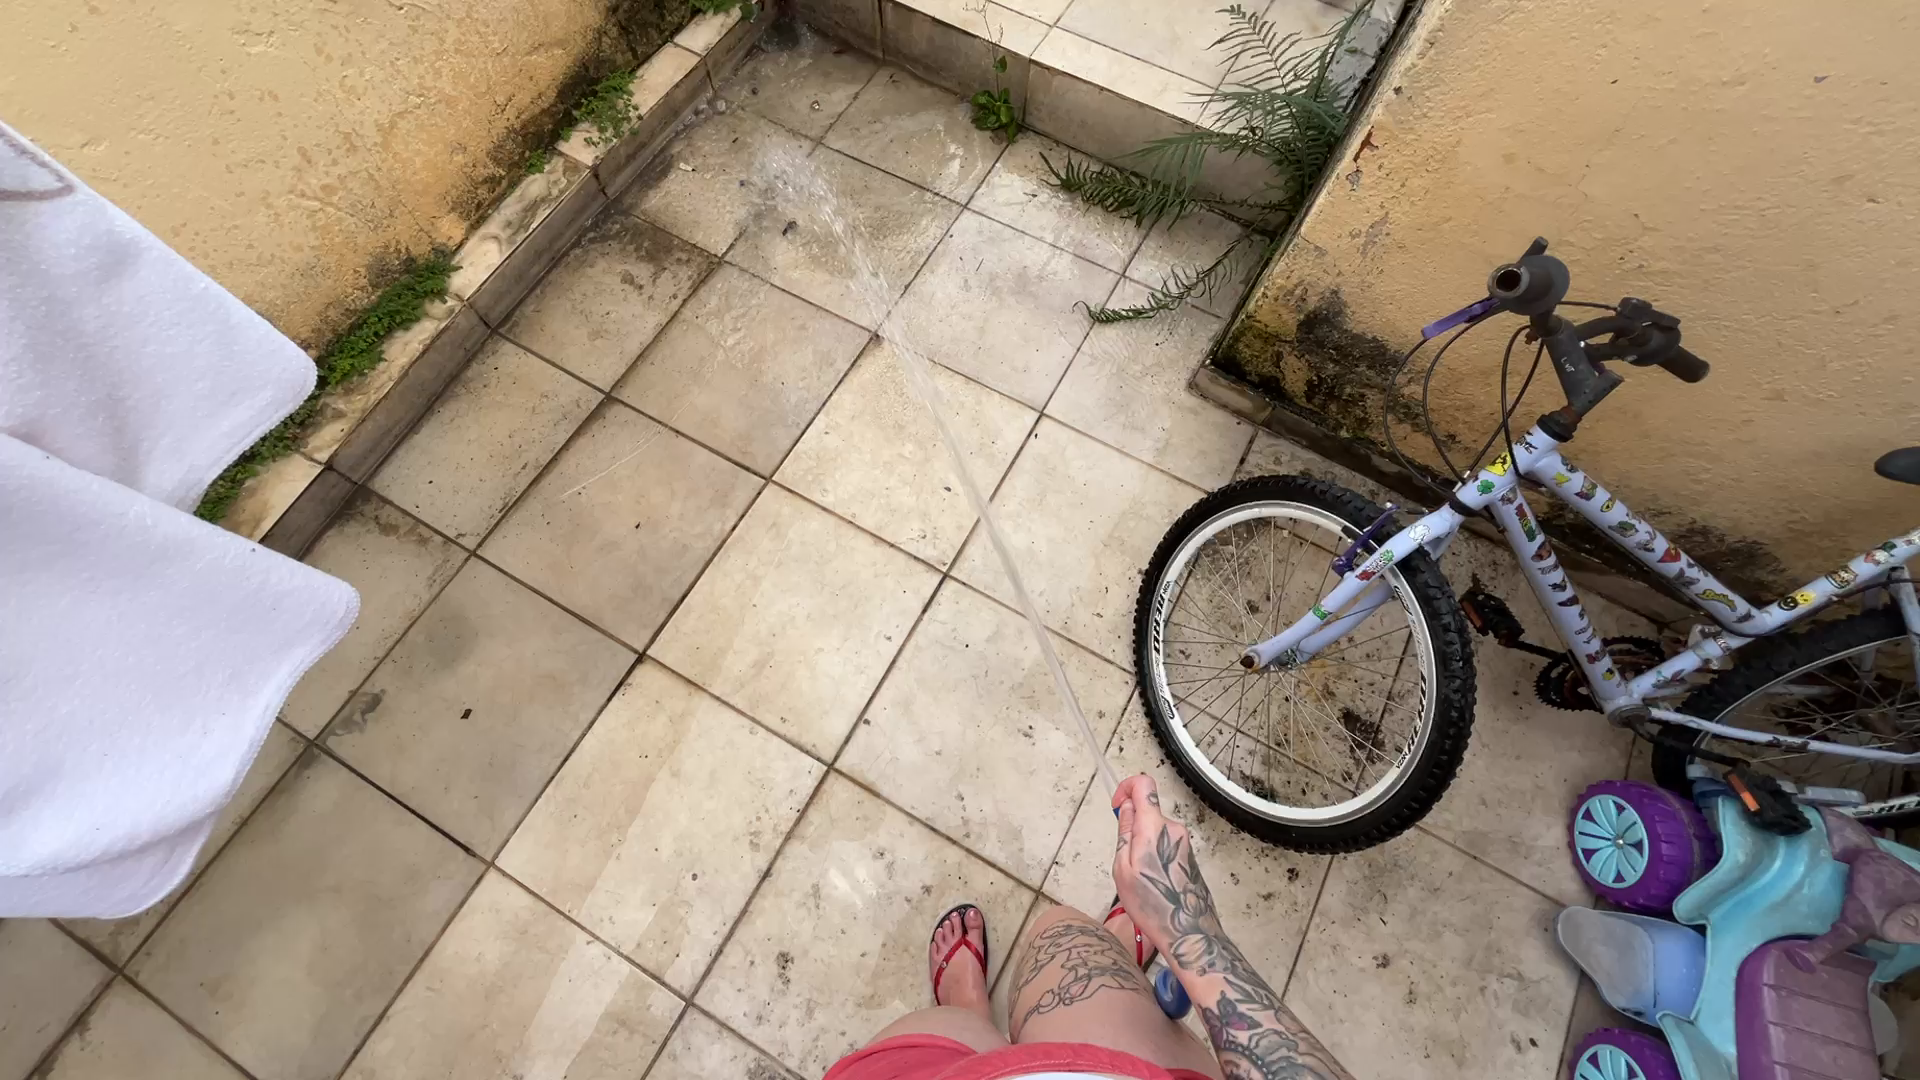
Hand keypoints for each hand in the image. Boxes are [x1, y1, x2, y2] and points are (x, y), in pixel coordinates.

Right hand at [1111, 774, 1215, 963]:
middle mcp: (1174, 829)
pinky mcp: (1189, 857)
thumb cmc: (1153, 904)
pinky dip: (1155, 855)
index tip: (1117, 806)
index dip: (1126, 787)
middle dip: (1132, 827)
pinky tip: (1153, 883)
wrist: (1189, 934)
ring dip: (1144, 845)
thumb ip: (1125, 832)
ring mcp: (1185, 843)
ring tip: (1140, 877)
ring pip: (1156, 830)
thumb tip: (1126, 808)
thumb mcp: (1123, 867)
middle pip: (1148, 810)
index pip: (1143, 784)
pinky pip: (1166, 844)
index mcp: (1154, 826)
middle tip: (1125, 859)